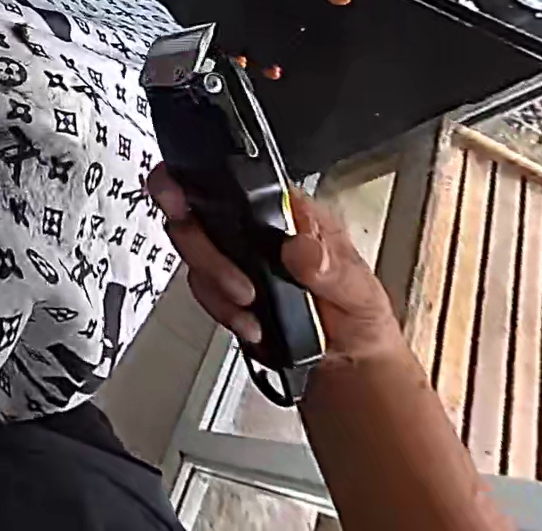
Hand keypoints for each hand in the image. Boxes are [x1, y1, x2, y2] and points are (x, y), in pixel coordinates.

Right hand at [147, 164, 403, 363]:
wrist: (346, 365)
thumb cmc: (356, 314)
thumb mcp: (359, 290)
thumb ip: (333, 268)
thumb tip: (302, 249)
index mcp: (281, 207)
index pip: (228, 175)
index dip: (191, 178)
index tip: (182, 201)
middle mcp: (249, 222)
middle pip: (193, 209)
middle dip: (202, 247)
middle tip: (229, 274)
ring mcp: (231, 251)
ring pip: (190, 248)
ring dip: (213, 280)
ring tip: (248, 303)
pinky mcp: (220, 282)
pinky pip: (198, 285)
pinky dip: (219, 307)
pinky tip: (248, 320)